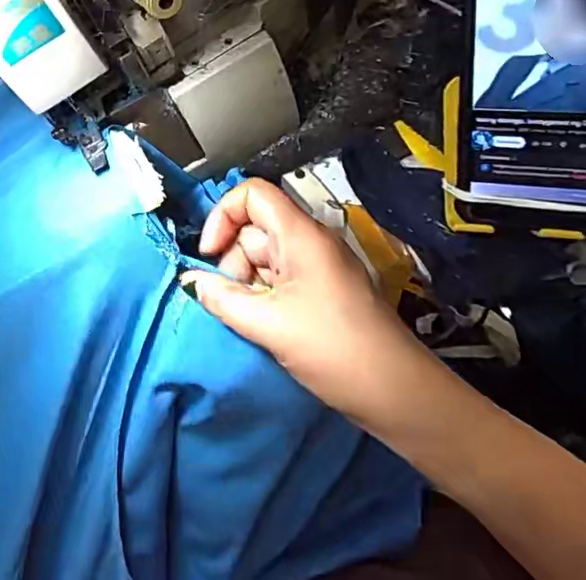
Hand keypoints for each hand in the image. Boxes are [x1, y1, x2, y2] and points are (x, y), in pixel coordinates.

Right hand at [186, 179, 430, 426]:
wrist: (396, 391)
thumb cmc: (334, 349)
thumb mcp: (268, 324)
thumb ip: (222, 299)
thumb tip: (189, 281)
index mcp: (301, 234)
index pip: (252, 193)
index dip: (223, 215)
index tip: (209, 255)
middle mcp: (309, 241)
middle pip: (254, 228)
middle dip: (232, 260)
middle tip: (231, 301)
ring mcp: (317, 266)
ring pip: (263, 256)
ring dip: (246, 283)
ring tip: (249, 321)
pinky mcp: (321, 290)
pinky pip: (279, 279)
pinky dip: (262, 297)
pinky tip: (262, 326)